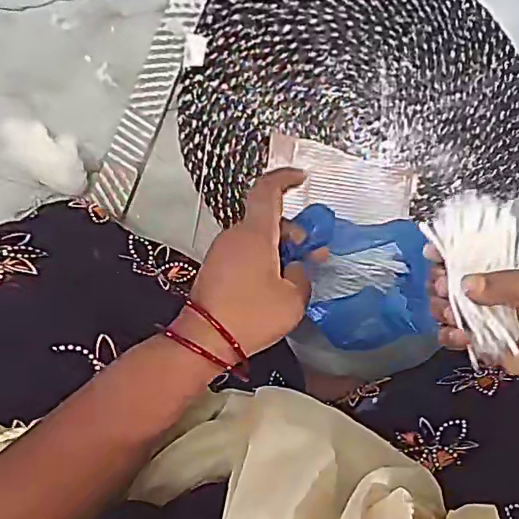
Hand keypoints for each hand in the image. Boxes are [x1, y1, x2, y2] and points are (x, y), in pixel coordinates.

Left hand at [180, 168, 314, 358]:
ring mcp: (222, 252)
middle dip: (293, 232)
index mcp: (255, 234)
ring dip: (279, 248)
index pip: (268, 190)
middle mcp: (235, 236)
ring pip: (257, 238)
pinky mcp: (216, 269)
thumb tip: (295, 269)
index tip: (301, 178)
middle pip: (268, 219)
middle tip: (313, 253)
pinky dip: (264, 259)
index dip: (285, 179)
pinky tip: (275, 283)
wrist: (205, 341)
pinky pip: (245, 253)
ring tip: (297, 273)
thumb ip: (301, 276)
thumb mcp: (293, 299)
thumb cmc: (251, 316)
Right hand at [428, 250, 518, 416]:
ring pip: (447, 304)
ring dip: (443, 308)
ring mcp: (484, 314)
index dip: (454, 248)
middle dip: (442, 281)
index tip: (434, 253)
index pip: (477, 248)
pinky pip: (452, 334)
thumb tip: (466, 284)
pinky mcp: (479, 340)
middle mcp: (494, 286)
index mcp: (512, 264)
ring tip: (453, 315)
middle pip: (454, 275)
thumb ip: (508, 284)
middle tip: (443, 288)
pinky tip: (460, 336)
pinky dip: (450, 334)